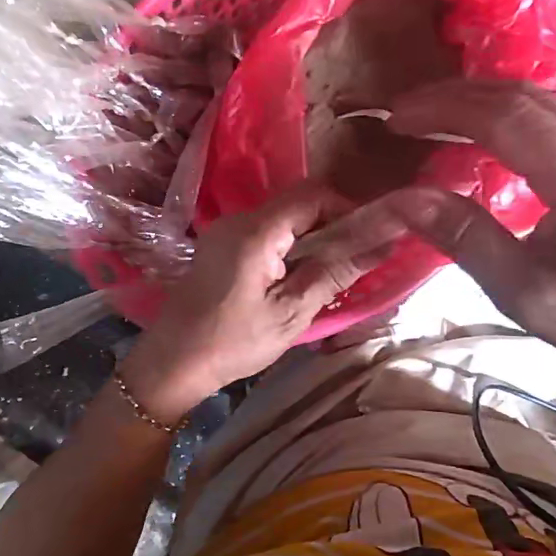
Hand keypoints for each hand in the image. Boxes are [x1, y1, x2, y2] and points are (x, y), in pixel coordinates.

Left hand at [118, 185, 385, 421]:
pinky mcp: (219, 246)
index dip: (346, 206)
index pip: (312, 194)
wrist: (173, 361)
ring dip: (310, 235)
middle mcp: (238, 220)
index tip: (370, 234)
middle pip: (296, 202)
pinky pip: (263, 232)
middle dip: (331, 222)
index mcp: (255, 231)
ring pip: (280, 217)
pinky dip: (288, 244)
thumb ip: (335, 273)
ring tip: (334, 267)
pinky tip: (300, 273)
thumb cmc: (233, 341)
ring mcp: (224, 231)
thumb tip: (381, 244)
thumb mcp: (291, 313)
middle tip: (357, 255)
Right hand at [385, 79, 555, 420]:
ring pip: (552, 101)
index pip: (505, 116)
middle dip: (460, 94)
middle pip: (528, 94)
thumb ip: (464, 237)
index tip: (396, 117)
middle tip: (408, 110)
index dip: (443, 108)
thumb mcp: (526, 293)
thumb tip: (401, 197)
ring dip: (490, 101)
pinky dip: (519, 116)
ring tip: (439, 118)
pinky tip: (494, 136)